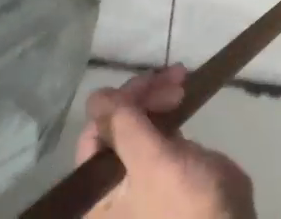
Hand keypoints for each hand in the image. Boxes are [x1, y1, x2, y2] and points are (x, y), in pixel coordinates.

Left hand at [77, 65, 256, 218]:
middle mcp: (112, 183)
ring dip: (158, 95)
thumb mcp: (152, 164)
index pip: (95, 136)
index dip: (120, 103)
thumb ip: (124, 128)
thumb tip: (98, 95)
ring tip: (183, 77)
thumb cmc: (185, 202)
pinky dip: (170, 108)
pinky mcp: (168, 165)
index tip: (153, 80)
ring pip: (139, 124)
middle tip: (176, 77)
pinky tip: (185, 92)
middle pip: (117, 127)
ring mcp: (142, 173)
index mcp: (97, 192)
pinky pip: (160, 130)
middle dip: (143, 97)